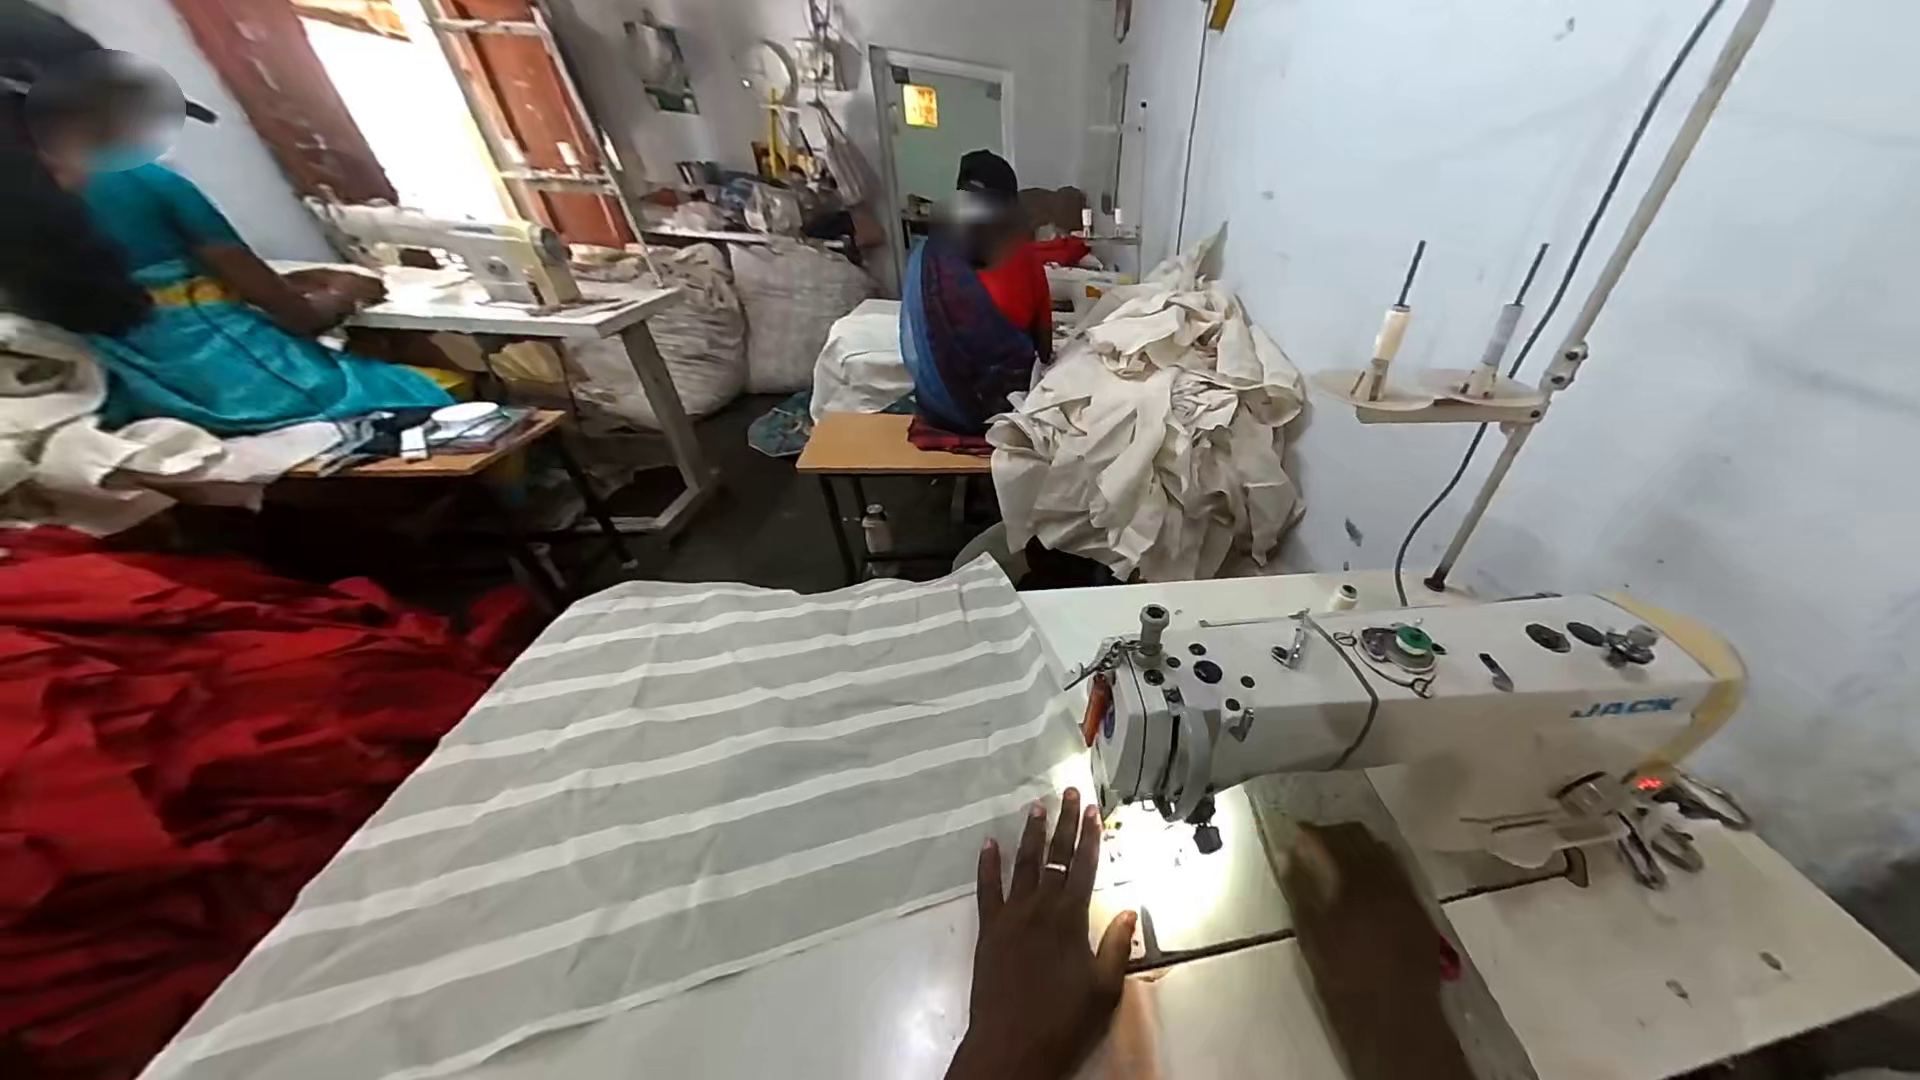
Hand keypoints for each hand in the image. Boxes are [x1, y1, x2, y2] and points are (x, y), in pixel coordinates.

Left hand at [945, 789, 1134, 1079]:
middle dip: (1065, 822)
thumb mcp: (1104, 990)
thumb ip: (1116, 946)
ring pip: (1024, 863)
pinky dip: (987, 864)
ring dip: (1031, 833)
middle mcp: (1041, 906)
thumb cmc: (1064, 1022)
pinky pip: (987, 888)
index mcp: (1071, 918)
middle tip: (1068, 793)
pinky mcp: (989, 926)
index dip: (1091, 836)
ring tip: (1036, 806)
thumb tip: (1131, 908)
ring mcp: (1012, 913)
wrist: (1013, 1047)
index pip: (1084, 867)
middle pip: (1056, 856)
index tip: (1093, 809)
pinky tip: (988, 842)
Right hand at [1282, 823, 1472, 1079]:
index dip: (1310, 832)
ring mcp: (1408, 898)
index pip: (1330, 841)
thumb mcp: (1310, 933)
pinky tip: (1367, 874)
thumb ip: (1298, 888)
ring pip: (1383, 852)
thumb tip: (1287, 855)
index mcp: (1356, 886)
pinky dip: (1380, 863)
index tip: (1294, 830)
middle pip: (1360, 839)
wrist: (1396, 1025)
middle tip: (1313, 837)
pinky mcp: (1421, 914)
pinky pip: (1400, 872)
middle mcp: (1386, 884)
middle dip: (1334, 832)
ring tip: (1338, 851)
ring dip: (1359, 845)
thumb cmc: (1343, 979)